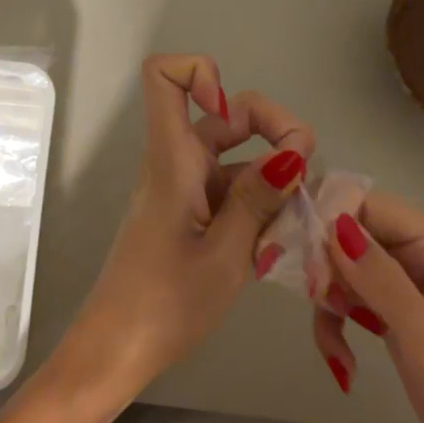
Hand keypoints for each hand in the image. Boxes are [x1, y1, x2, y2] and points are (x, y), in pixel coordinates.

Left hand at [0, 55, 314, 422]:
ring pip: (237, 154)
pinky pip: (234, 188)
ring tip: (304, 214)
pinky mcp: (194, 213)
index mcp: (172, 159)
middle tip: (305, 169)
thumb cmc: (164, 305)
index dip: (201, 72)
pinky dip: (263, 202)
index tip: (234, 113)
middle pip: (224, 112)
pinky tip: (286, 237)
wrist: (118, 349)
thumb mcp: (224, 256)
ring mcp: (186, 187)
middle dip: (272, 127)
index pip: (163, 76)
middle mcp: (177, 162)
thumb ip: (258, 201)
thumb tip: (292, 154)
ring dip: (275, 173)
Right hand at [315, 192, 423, 422]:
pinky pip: (348, 298)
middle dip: (323, 269)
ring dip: (327, 304)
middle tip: (320, 308)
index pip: (365, 203)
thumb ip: (382, 281)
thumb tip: (334, 224)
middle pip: (346, 233)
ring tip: (333, 348)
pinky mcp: (393, 312)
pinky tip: (341, 361)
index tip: (300, 260)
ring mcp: (405, 284)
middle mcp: (418, 253)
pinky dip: (335, 324)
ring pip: (341, 267)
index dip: (326, 222)